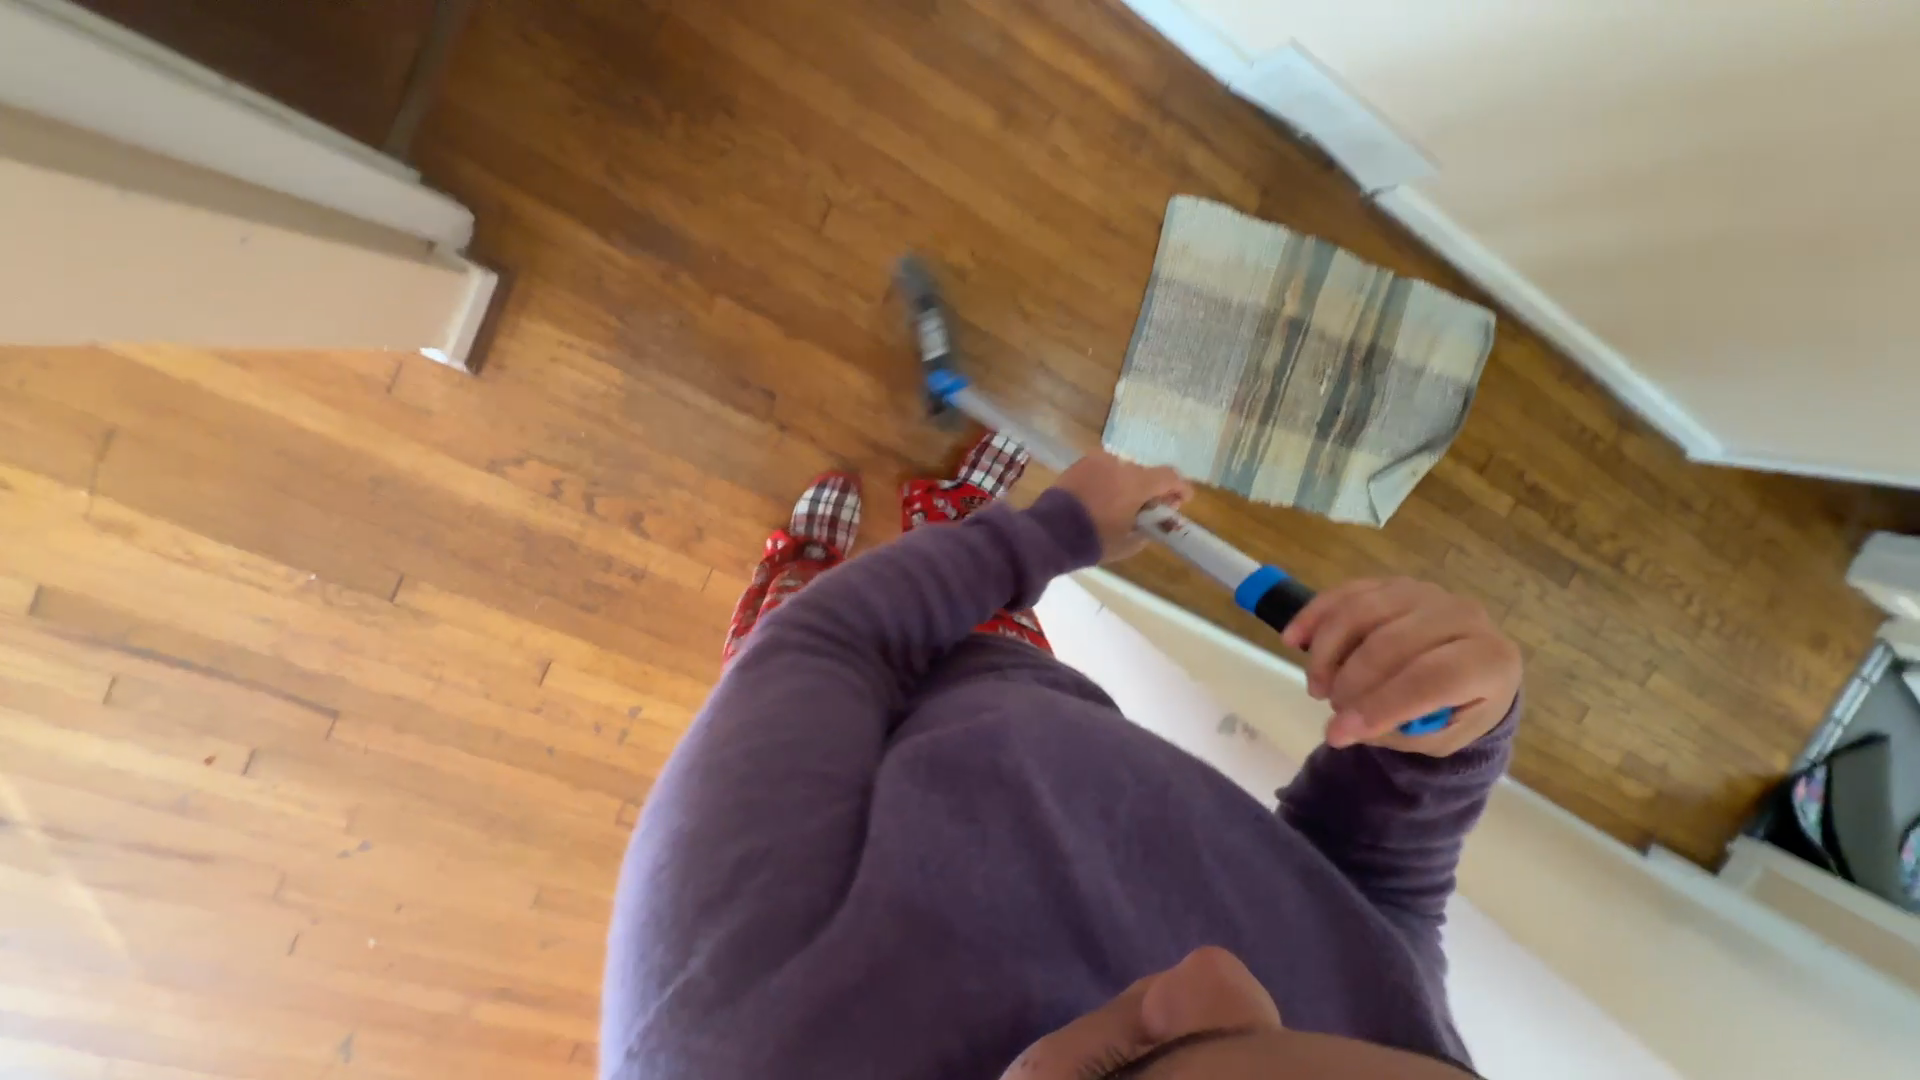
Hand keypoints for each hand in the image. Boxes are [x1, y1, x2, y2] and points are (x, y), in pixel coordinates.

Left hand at [1051, 451, 1192, 562]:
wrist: (1048, 532)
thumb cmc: (1092, 540)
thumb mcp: (1127, 544)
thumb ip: (1146, 531)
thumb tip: (1152, 524)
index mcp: (1136, 482)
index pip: (1169, 476)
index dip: (1180, 488)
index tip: (1182, 500)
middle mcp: (1119, 464)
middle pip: (1144, 474)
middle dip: (1151, 490)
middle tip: (1149, 509)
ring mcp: (1096, 461)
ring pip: (1122, 471)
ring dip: (1127, 485)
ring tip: (1121, 505)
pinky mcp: (1078, 465)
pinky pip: (1102, 471)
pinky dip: (1107, 482)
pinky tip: (1102, 499)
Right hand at [1279, 577, 1519, 756]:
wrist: (1464, 673)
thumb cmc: (1453, 709)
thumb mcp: (1438, 736)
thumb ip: (1393, 731)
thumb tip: (1339, 730)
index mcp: (1490, 660)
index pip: (1433, 677)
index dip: (1383, 704)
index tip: (1340, 731)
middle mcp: (1463, 616)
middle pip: (1392, 643)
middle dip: (1351, 682)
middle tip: (1332, 709)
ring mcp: (1424, 593)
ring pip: (1361, 612)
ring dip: (1327, 652)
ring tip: (1317, 687)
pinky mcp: (1390, 584)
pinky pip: (1344, 594)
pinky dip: (1313, 617)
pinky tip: (1293, 640)